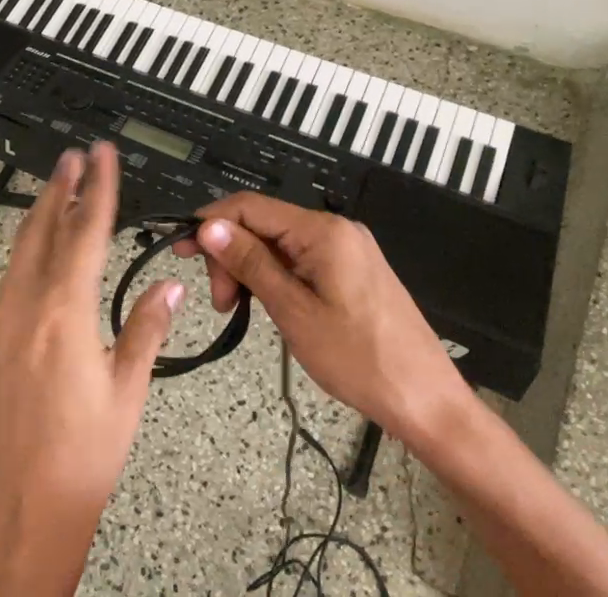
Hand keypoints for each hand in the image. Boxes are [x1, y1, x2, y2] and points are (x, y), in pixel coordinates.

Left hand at [0, 142, 182, 594]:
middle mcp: (23, 307)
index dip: (97, 188)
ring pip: (20, 252)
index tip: (101, 154)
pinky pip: (10, 279)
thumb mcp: (128, 391)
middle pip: (41, 229)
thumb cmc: (82, 455)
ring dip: (41, 216)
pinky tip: (40, 253)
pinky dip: (28, 252)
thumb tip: (168, 288)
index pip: (84, 233)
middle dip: (60, 189)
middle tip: (73, 158)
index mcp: (63, 313)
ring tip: (58, 191)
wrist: (22, 503)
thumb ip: (146, 330)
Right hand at [178, 192, 471, 445]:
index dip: (209, 224)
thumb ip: (250, 263)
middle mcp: (336, 230)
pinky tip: (265, 304)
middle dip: (230, 254)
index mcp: (323, 232)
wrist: (427, 401)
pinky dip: (273, 277)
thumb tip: (209, 226)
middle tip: (221, 303)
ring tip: (238, 310)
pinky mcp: (352, 270)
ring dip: (249, 269)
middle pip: (263, 224)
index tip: (181, 253)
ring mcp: (347, 249)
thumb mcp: (293, 312)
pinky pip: (299, 259)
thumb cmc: (360, 360)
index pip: (250, 207)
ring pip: (278, 244)